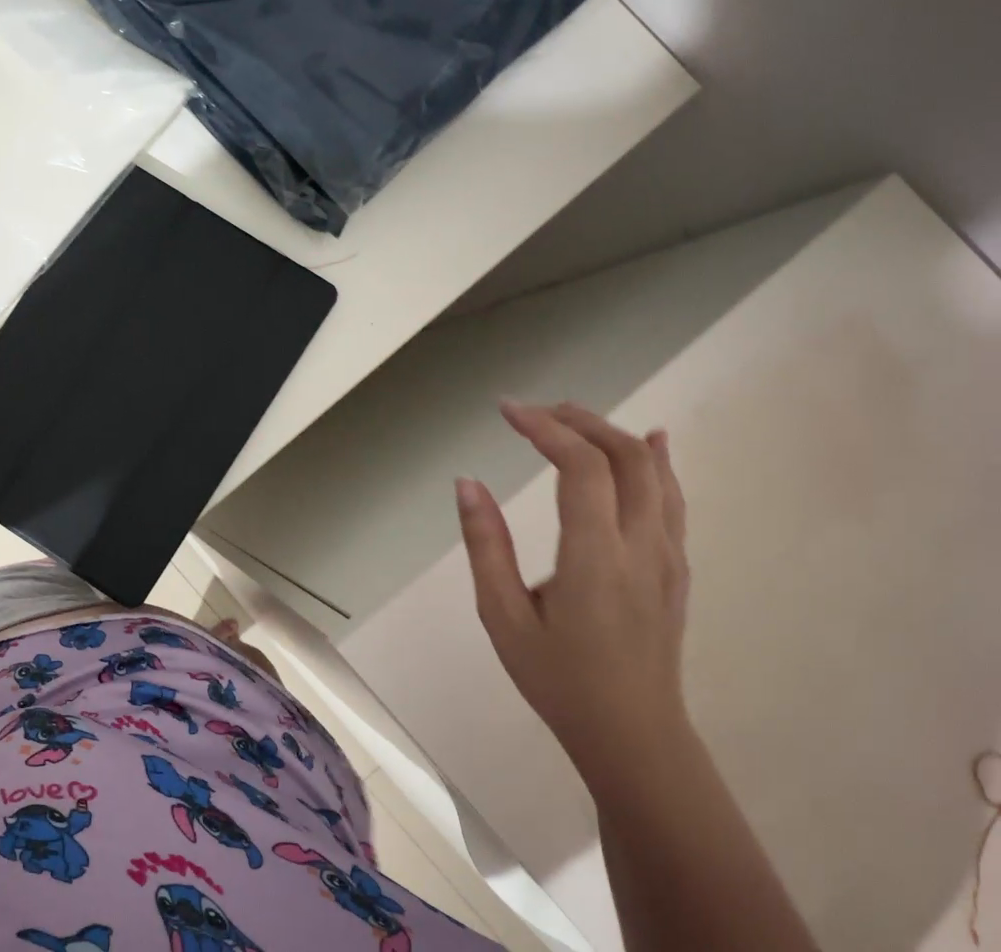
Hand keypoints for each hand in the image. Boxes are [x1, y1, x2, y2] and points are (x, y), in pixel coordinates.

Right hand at [456, 401, 692, 778]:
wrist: (632, 732)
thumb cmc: (556, 678)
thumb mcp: (503, 616)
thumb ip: (486, 546)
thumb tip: (467, 483)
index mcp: (595, 558)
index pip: (581, 468)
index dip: (545, 429)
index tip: (506, 411)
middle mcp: (641, 547)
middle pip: (627, 458)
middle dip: (581, 421)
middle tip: (534, 410)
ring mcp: (667, 557)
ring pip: (656, 474)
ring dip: (614, 435)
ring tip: (572, 417)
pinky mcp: (675, 568)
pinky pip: (672, 499)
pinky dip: (657, 461)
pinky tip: (651, 441)